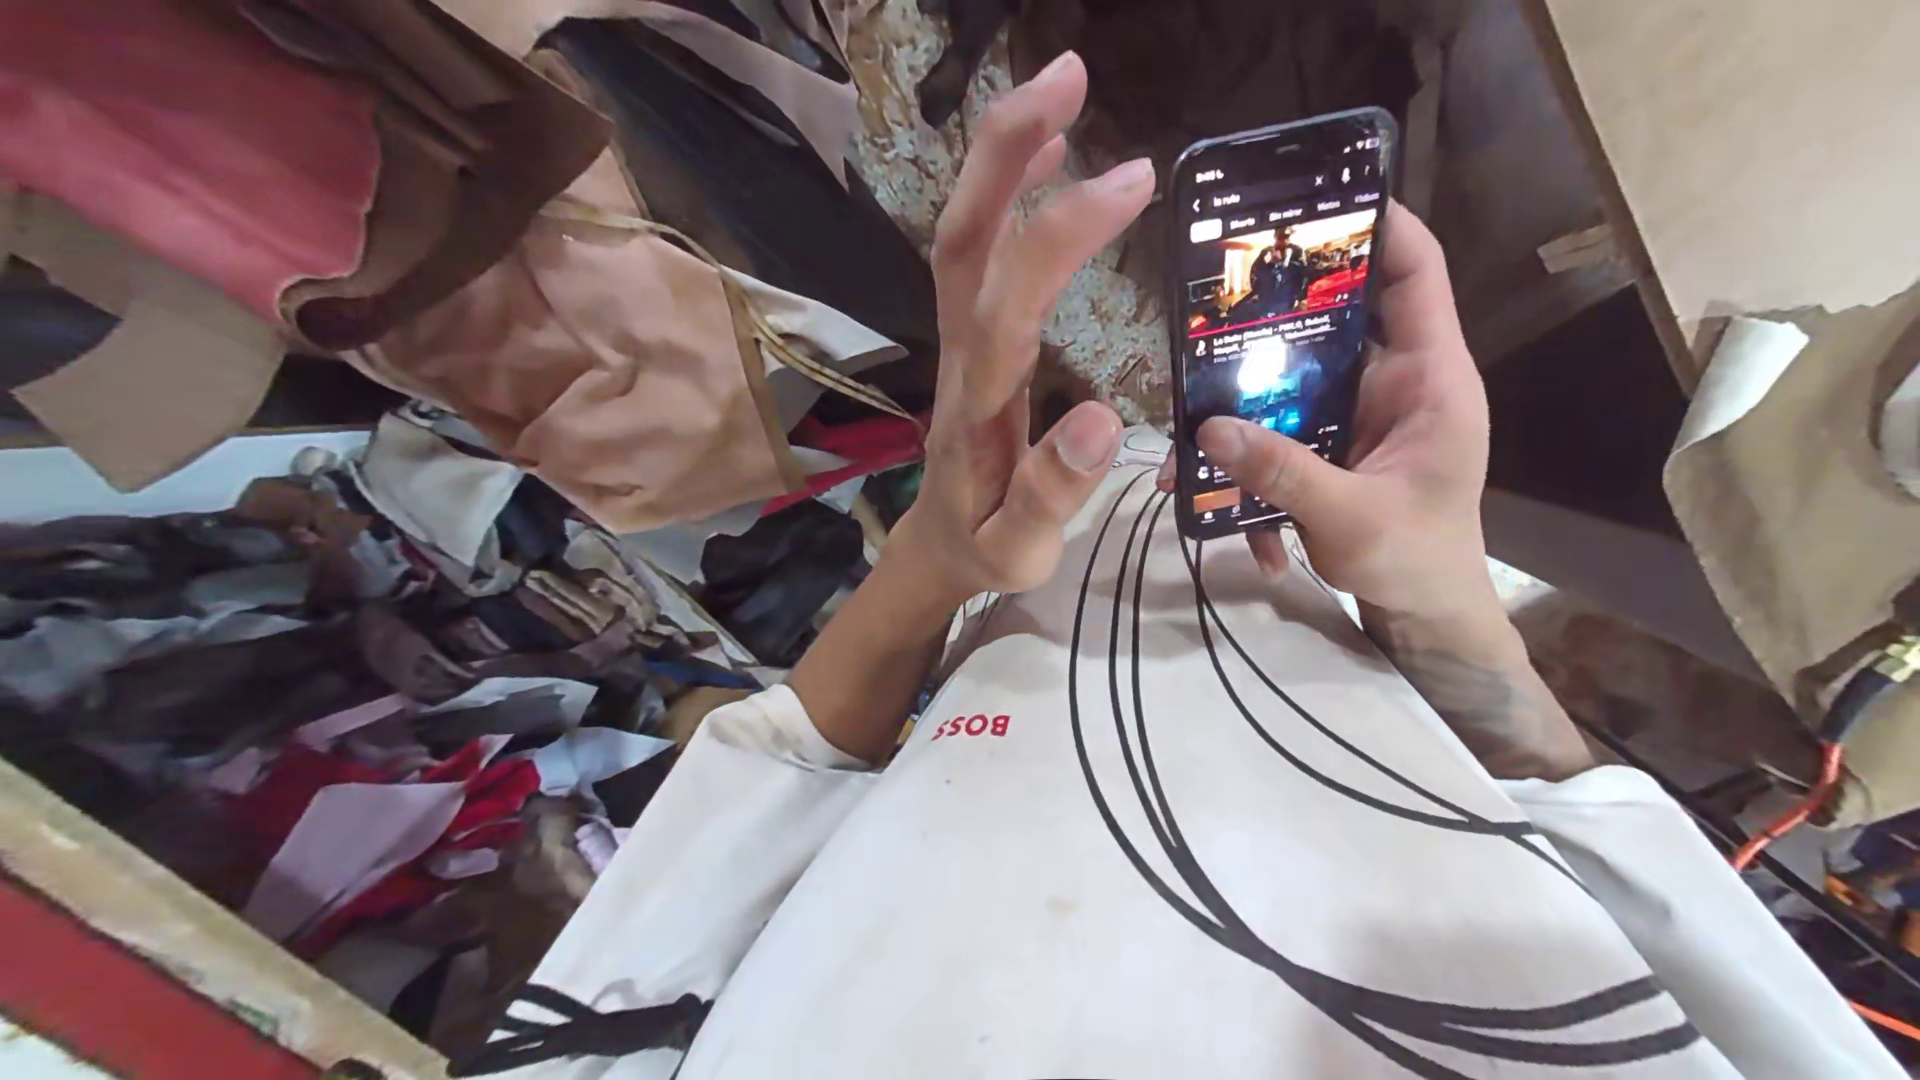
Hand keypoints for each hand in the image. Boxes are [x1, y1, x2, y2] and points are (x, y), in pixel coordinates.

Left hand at [888, 51, 1153, 603]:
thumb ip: (1051, 494)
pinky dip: (1004, 202)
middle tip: (1069, 76)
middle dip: (1003, 158)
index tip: (1132, 181)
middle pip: (963, 246)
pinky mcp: (971, 346)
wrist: (936, 548)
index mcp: (978, 408)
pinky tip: (1044, 164)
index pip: (1009, 309)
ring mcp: (960, 347)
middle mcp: (961, 361)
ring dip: (1001, 162)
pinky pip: (977, 263)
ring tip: (1062, 90)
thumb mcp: (1019, 548)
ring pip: (963, 243)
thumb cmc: (982, 549)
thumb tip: (1102, 421)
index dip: (1058, 239)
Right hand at [1157, 201, 1494, 623]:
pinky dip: (1241, 460)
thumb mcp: (1352, 518)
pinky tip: (1211, 500)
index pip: (1416, 278)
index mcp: (1428, 381)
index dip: (1383, 230)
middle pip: (1329, 327)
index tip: (1319, 206)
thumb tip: (1208, 431)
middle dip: (1268, 325)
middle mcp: (1387, 385)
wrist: (1419, 612)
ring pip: (1287, 385)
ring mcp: (1350, 418)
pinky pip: (1273, 434)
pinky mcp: (1322, 448)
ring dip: (1238, 408)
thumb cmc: (1415, 559)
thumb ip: (1284, 474)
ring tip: (1187, 430)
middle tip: (1208, 317)